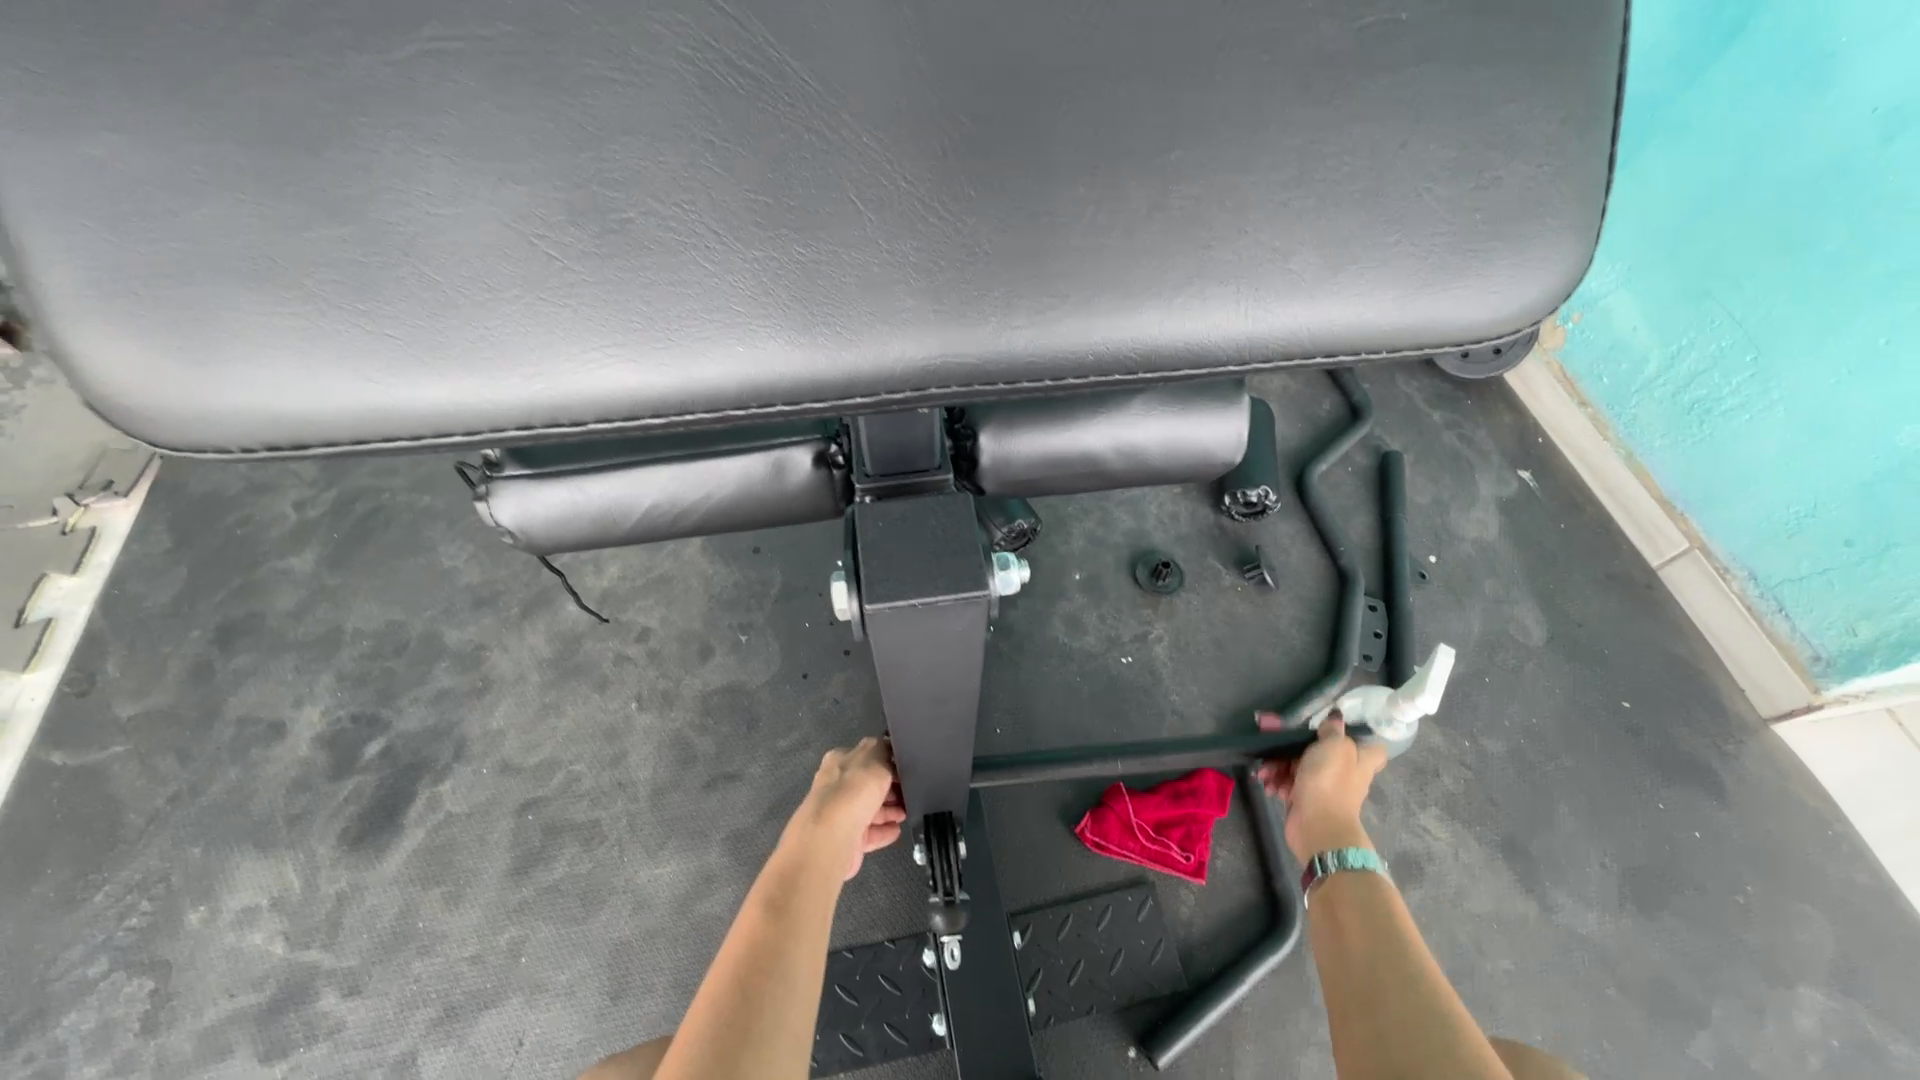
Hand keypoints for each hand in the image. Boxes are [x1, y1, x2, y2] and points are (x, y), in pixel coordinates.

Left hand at [794, 736, 906, 879]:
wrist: (831, 838)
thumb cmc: (854, 791)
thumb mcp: (875, 759)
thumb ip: (884, 750)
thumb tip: (888, 748)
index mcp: (840, 761)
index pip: (866, 756)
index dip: (887, 760)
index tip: (906, 767)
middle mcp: (836, 786)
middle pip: (868, 784)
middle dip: (890, 788)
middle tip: (909, 792)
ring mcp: (839, 814)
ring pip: (869, 809)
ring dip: (889, 811)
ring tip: (907, 813)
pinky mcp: (845, 839)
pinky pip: (869, 833)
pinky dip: (883, 831)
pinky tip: (897, 830)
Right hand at [1254, 712, 1386, 862]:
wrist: (1316, 826)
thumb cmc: (1329, 782)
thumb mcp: (1334, 746)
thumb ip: (1332, 730)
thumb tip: (1335, 719)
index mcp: (1359, 759)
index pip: (1369, 747)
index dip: (1354, 737)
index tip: (1333, 729)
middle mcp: (1344, 772)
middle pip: (1319, 750)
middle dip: (1292, 745)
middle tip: (1270, 736)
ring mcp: (1323, 786)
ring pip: (1298, 765)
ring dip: (1278, 765)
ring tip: (1265, 770)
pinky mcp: (1304, 798)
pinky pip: (1288, 783)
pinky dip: (1277, 781)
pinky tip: (1267, 783)